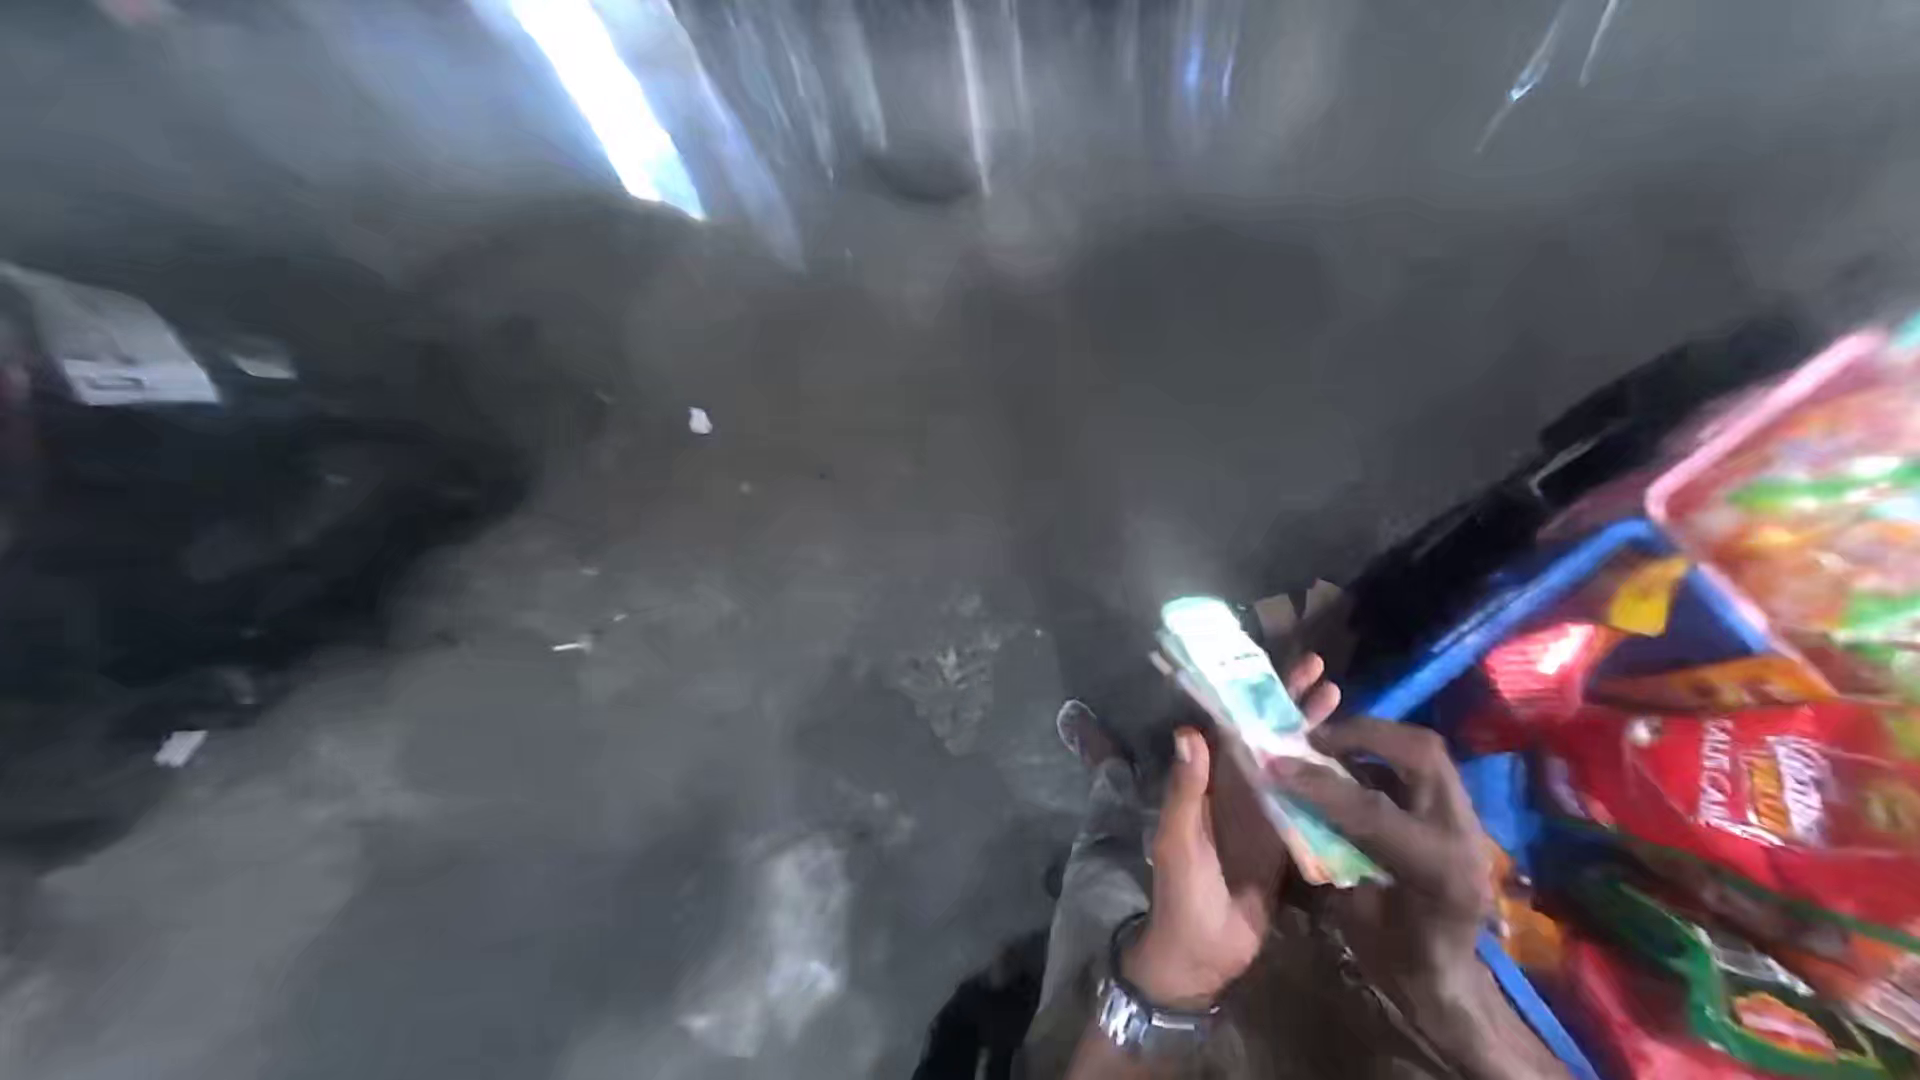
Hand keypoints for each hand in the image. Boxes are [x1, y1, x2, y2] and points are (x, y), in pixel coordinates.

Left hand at [1123, 655, 1339, 1009]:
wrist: (1202, 951)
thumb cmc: (1180, 889)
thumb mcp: (1178, 836)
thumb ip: (1186, 788)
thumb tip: (1190, 730)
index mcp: (1210, 780)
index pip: (1233, 727)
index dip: (1252, 697)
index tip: (1276, 668)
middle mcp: (1238, 788)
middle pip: (1268, 737)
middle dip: (1291, 706)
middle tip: (1325, 674)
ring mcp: (1265, 812)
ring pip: (1293, 764)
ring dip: (1313, 736)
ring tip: (1343, 704)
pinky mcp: (1288, 841)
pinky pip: (1310, 804)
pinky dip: (1328, 783)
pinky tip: (1356, 767)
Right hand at [1272, 719, 1559, 1077]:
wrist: (1446, 976)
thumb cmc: (1391, 953)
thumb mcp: (1348, 911)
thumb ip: (1321, 850)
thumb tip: (1280, 795)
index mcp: (1438, 871)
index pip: (1374, 812)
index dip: (1318, 785)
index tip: (1274, 766)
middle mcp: (1463, 835)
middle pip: (1421, 754)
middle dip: (1360, 734)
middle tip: (1311, 739)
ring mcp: (1468, 820)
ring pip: (1425, 749)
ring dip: (1370, 736)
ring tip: (1326, 742)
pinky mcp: (1459, 811)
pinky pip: (1421, 762)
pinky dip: (1379, 750)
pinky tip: (1348, 760)